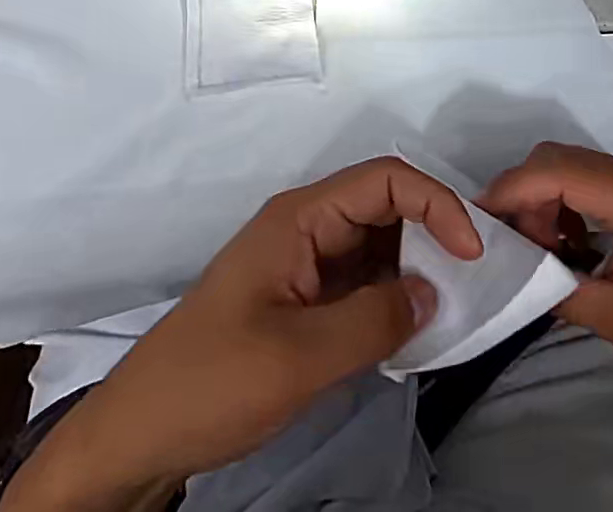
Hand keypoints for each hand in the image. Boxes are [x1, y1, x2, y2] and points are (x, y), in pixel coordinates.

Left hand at [1, 157, 482, 510]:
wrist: (141, 431)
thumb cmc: (212, 381)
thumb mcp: (299, 356)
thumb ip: (375, 319)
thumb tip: (431, 293)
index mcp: (301, 218)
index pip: (385, 180)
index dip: (436, 203)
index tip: (471, 252)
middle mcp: (306, 227)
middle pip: (385, 206)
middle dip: (431, 233)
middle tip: (469, 282)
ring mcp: (305, 261)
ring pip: (377, 243)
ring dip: (415, 267)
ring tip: (449, 305)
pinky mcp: (305, 295)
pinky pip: (362, 279)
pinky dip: (393, 295)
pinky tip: (411, 324)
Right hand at [479, 143, 612, 431]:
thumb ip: (556, 286)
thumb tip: (509, 270)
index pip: (556, 171)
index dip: (510, 190)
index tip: (477, 222)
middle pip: (559, 160)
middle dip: (523, 195)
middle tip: (508, 243)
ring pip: (571, 170)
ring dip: (543, 202)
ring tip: (538, 252)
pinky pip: (590, 186)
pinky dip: (565, 208)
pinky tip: (565, 248)